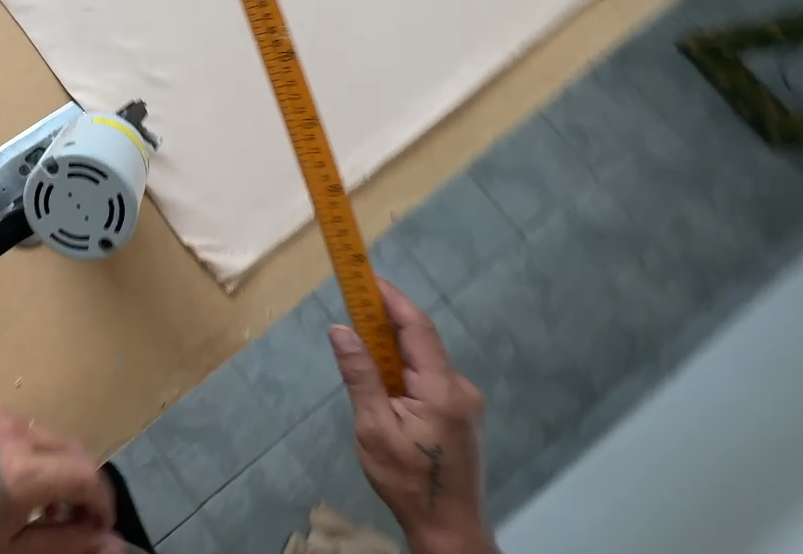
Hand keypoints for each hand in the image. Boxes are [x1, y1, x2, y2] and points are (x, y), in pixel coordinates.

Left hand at [0, 403, 131, 553]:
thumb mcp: (11, 552)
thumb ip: (68, 544)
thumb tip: (118, 547)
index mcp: (23, 470)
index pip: (88, 476)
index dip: (102, 505)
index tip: (98, 530)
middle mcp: (13, 430)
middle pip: (73, 450)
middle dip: (82, 485)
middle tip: (73, 522)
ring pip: (49, 435)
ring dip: (58, 466)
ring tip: (43, 505)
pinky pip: (22, 425)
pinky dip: (33, 449)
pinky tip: (16, 479)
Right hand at [328, 280, 496, 553]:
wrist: (449, 531)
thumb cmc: (408, 480)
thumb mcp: (373, 427)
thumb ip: (359, 375)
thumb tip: (340, 329)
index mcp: (442, 390)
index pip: (416, 328)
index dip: (391, 297)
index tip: (365, 274)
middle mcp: (459, 389)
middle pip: (418, 340)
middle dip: (382, 319)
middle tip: (348, 302)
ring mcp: (463, 402)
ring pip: (420, 359)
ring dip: (388, 346)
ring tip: (356, 346)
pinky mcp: (458, 414)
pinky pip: (425, 376)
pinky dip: (399, 366)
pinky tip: (378, 379)